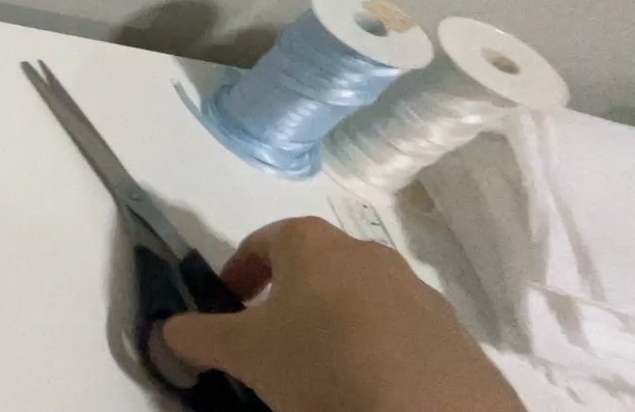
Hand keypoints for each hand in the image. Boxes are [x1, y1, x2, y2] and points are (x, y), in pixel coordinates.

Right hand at [163, 217, 524, 411]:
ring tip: (327, 377)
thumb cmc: (323, 365)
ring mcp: (426, 299)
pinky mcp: (468, 347)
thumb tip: (168, 334)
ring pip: (363, 306)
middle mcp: (368, 254)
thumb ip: (194, 334)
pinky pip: (409, 343)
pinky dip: (386, 361)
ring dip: (339, 330)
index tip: (231, 311)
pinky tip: (375, 396)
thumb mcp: (241, 351)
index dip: (238, 276)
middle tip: (275, 345)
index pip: (259, 244)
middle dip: (290, 303)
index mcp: (311, 241)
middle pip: (313, 271)